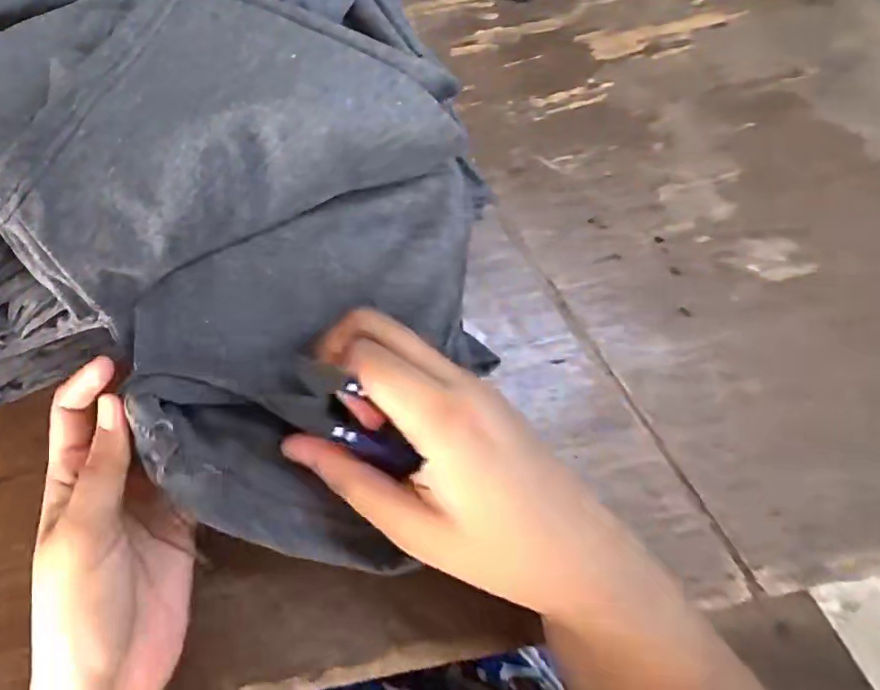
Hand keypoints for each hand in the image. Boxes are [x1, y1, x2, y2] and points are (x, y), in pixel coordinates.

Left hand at [32, 357, 196, 689]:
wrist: (111, 681)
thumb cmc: (74, 603)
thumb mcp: (80, 532)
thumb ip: (100, 469)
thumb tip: (114, 401)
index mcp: (70, 475)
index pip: (73, 414)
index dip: (87, 384)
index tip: (114, 361)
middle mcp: (107, 477)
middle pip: (121, 420)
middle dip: (137, 390)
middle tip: (170, 356)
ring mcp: (144, 498)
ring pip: (157, 442)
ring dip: (172, 416)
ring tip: (198, 381)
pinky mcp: (178, 521)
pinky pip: (188, 476)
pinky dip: (200, 453)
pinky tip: (217, 427)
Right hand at [280, 309, 684, 627]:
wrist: (588, 559)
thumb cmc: (498, 553)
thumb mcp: (414, 530)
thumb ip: (348, 478)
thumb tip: (291, 442)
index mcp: (440, 415)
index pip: (364, 353)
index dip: (329, 372)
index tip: (331, 416)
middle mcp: (455, 379)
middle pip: (374, 321)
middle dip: (336, 346)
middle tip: (333, 400)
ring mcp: (471, 377)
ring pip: (395, 332)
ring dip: (364, 358)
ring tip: (370, 419)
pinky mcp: (478, 384)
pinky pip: (416, 352)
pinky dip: (389, 367)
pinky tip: (399, 422)